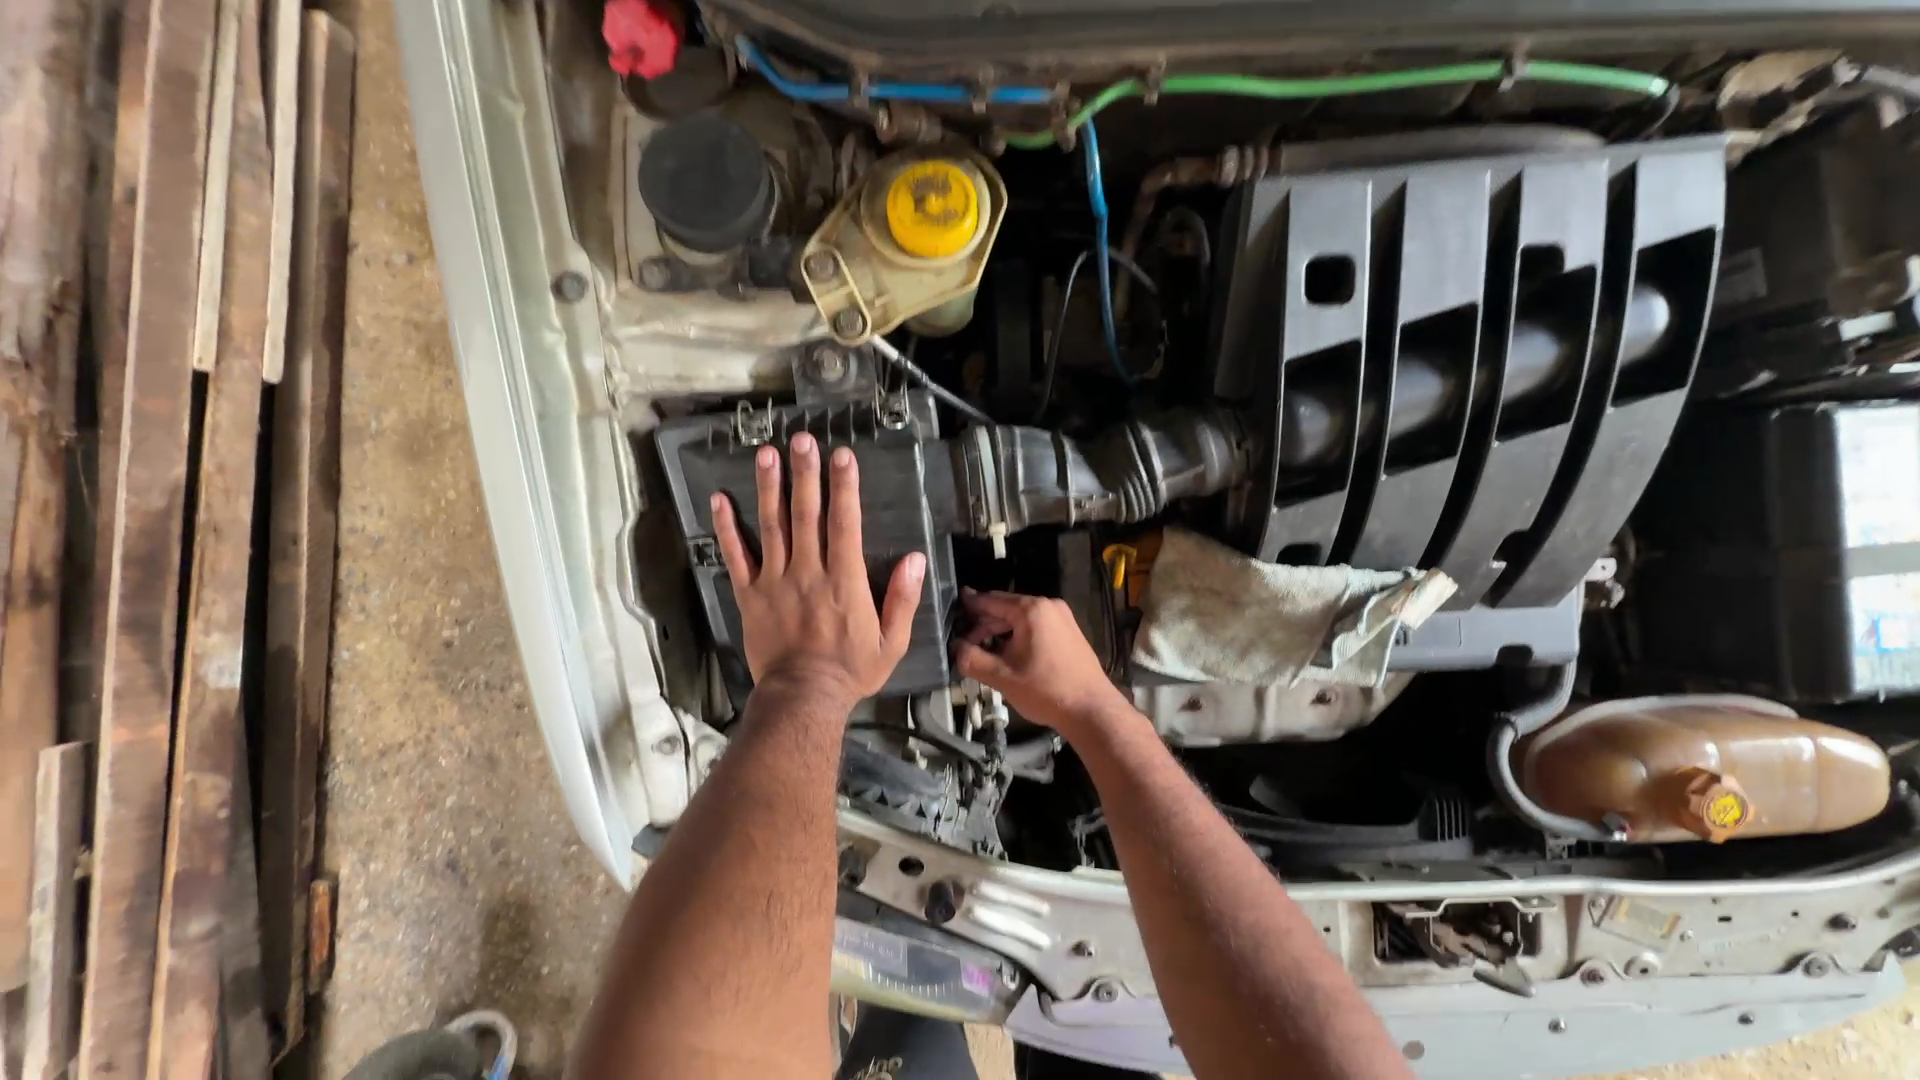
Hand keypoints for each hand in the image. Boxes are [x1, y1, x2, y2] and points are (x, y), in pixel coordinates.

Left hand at [710, 432, 925, 708]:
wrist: (803, 698)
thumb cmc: (851, 670)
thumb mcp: (892, 641)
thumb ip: (903, 599)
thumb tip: (914, 559)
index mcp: (844, 580)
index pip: (844, 523)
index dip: (844, 487)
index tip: (842, 456)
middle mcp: (808, 572)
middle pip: (806, 514)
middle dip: (805, 474)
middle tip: (801, 439)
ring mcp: (775, 581)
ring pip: (771, 526)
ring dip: (769, 487)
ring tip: (766, 454)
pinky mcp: (750, 595)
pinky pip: (736, 556)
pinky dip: (726, 528)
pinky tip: (719, 499)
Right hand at [952, 589, 1132, 736]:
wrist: (1091, 710)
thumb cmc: (1045, 690)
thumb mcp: (1002, 677)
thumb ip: (972, 659)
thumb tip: (956, 649)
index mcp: (1031, 610)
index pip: (990, 600)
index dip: (969, 606)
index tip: (953, 609)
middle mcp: (1048, 605)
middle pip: (1006, 608)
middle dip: (984, 625)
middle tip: (965, 644)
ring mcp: (1062, 617)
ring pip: (1020, 619)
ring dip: (1000, 633)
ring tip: (984, 653)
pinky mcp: (1069, 631)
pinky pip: (1036, 626)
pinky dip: (1018, 636)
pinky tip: (1008, 655)